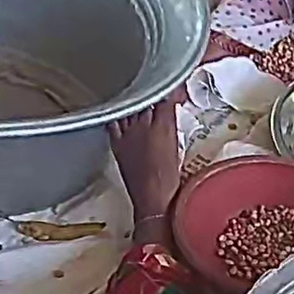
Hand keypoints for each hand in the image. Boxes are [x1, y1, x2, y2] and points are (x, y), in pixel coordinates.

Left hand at [107, 99, 180, 224]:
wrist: (153, 203)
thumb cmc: (171, 182)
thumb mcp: (178, 150)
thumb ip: (172, 125)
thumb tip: (172, 107)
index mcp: (162, 127)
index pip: (166, 97)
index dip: (172, 90)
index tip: (178, 89)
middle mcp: (142, 125)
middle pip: (147, 98)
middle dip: (157, 92)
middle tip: (165, 92)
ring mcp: (127, 133)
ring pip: (130, 106)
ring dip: (139, 99)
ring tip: (146, 97)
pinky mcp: (117, 144)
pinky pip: (115, 120)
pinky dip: (121, 113)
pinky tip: (124, 111)